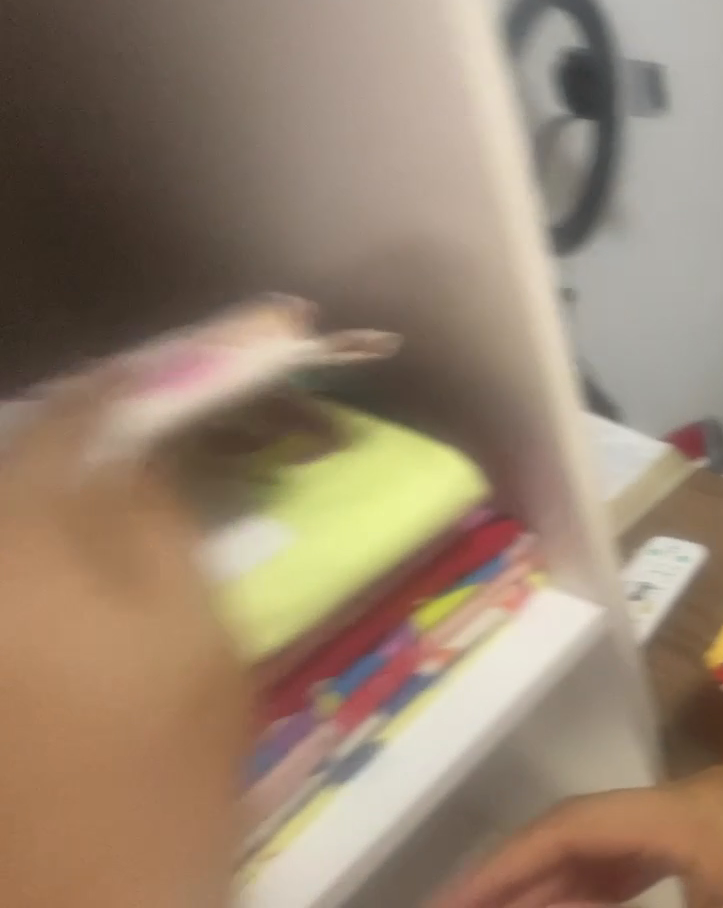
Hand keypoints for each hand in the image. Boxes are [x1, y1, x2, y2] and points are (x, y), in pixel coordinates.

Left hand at [0, 371, 249, 907]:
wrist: (79, 880)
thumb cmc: (165, 753)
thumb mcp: (196, 633)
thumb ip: (158, 531)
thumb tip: (141, 451)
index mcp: (26, 565)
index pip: (53, 443)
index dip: (103, 396)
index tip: (153, 371)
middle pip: (2, 475)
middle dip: (54, 431)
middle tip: (121, 413)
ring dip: (31, 477)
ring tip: (85, 465)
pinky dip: (19, 525)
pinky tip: (50, 527)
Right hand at [432, 766, 722, 907]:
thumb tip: (552, 905)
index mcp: (692, 809)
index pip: (572, 825)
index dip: (496, 870)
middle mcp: (702, 799)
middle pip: (588, 833)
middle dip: (523, 884)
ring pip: (619, 851)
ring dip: (564, 891)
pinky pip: (652, 865)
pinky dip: (608, 893)